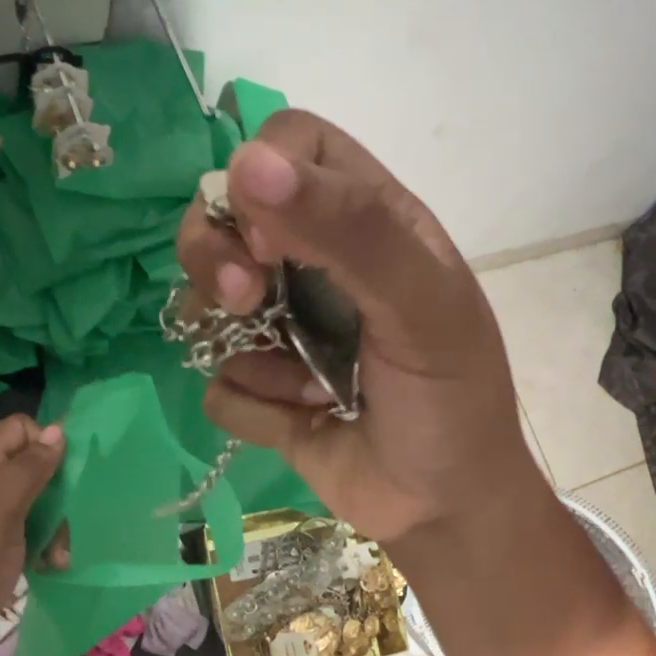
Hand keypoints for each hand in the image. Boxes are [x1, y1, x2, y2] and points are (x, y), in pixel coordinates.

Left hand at [0, 415, 63, 655]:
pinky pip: (34, 538)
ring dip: (57, 526)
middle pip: (33, 468)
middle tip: (65, 520)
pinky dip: (47, 549)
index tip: (71, 471)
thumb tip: (58, 430)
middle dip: (59, 490)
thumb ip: (26, 471)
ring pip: (40, 506)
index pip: (17, 431)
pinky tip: (52, 568)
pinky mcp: (0, 556)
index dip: (46, 441)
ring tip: (58, 556)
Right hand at [177, 110, 542, 543]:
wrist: (444, 508)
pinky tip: (306, 424)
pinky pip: (217, 388)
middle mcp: (314, 267)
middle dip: (217, 261)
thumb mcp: (420, 306)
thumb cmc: (450, 400)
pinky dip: (255, 410)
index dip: (260, 181)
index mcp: (366, 222)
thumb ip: (350, 230)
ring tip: (311, 391)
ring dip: (253, 357)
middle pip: (221, 222)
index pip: (288, 147)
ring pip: (205, 310)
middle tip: (245, 302)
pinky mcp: (260, 396)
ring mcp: (281, 334)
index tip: (266, 242)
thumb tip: (248, 165)